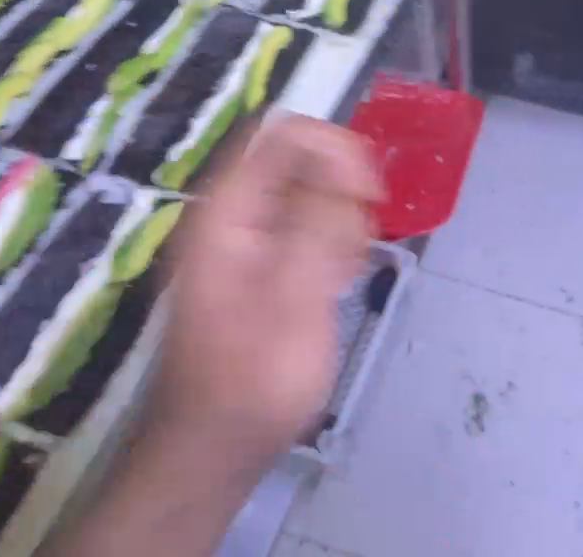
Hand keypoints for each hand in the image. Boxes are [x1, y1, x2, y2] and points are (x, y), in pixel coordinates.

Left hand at [147, 116, 381, 470]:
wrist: (216, 448)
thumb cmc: (254, 379)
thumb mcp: (293, 298)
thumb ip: (317, 221)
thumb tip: (343, 155)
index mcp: (229, 210)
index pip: (285, 134)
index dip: (333, 149)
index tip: (366, 194)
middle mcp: (235, 212)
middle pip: (302, 158)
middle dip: (342, 190)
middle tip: (354, 245)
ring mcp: (249, 237)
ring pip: (313, 191)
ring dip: (341, 220)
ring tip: (342, 273)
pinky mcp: (266, 261)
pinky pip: (310, 224)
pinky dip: (333, 242)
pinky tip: (334, 282)